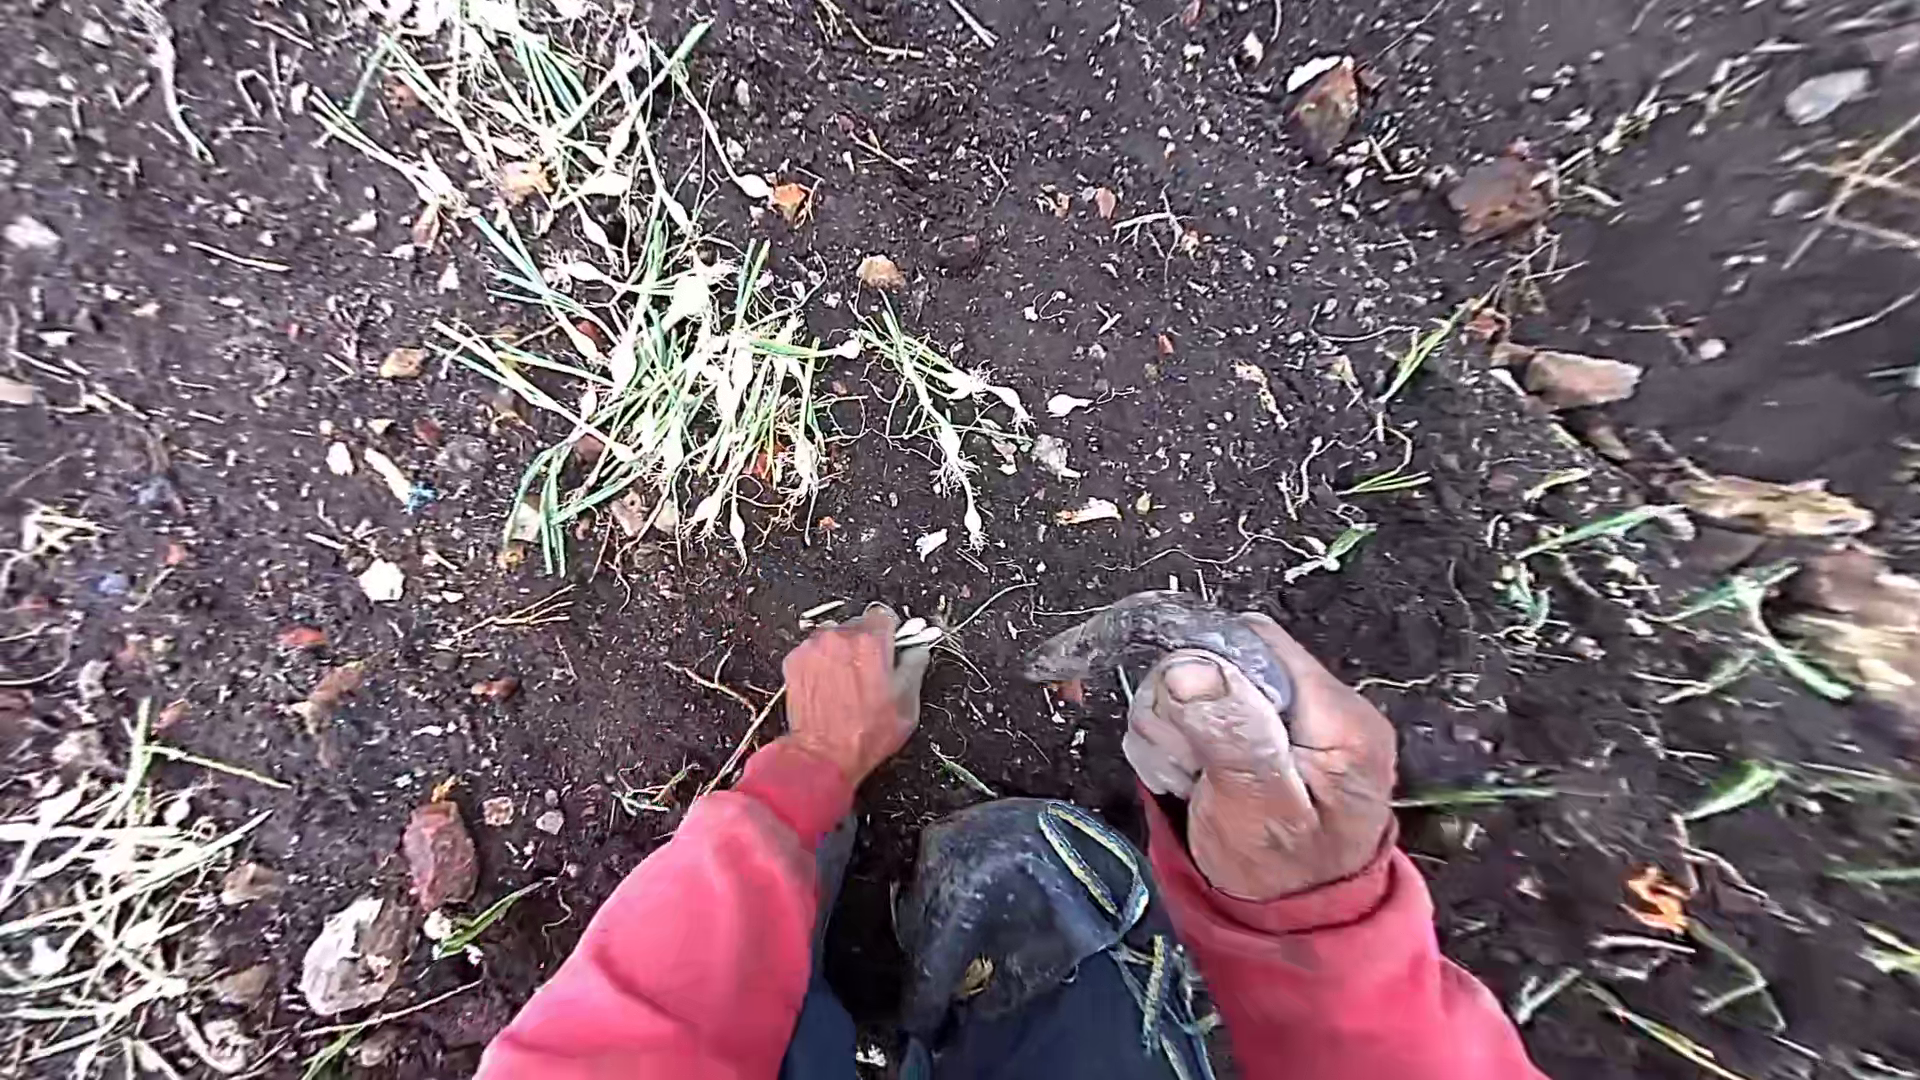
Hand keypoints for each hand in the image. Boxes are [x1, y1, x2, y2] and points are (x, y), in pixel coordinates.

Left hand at [782, 604, 931, 785]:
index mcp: (872, 642)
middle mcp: (841, 637)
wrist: (822, 755)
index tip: (891, 644)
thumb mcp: (907, 702)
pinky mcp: (795, 660)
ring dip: (841, 650)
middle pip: (858, 625)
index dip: (891, 631)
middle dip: (866, 643)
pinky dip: (821, 662)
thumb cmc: (865, 733)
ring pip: (834, 636)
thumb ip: (915, 665)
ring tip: (846, 680)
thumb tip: (917, 650)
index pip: (884, 614)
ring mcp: (814, 647)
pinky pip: (813, 650)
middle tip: (870, 671)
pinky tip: (828, 685)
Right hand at [1124, 613, 1395, 899]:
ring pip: (1182, 679)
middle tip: (1187, 762)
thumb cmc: (1277, 873)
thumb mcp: (1261, 810)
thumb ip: (1234, 737)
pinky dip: (1164, 737)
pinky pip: (1176, 704)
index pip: (1254, 641)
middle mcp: (1304, 700)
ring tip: (1185, 774)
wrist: (1274, 922)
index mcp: (1335, 713)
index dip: (1207, 668)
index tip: (1188, 719)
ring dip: (1166, 727)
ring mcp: (1266, 712)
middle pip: (1211, 656)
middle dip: (1178, 707)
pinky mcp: (1236, 724)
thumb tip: (1189, 664)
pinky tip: (1181, 771)